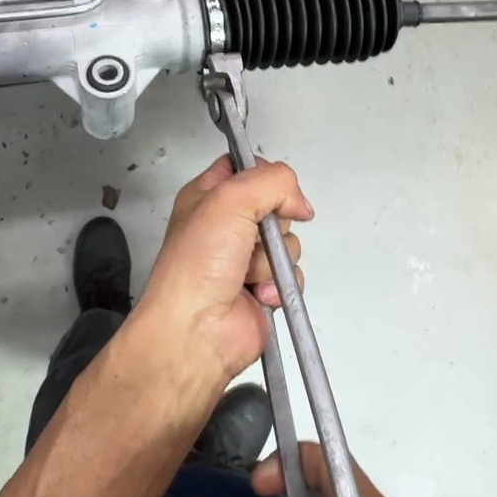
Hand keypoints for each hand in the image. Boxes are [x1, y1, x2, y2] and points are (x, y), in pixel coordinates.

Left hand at [129, 155, 313, 388]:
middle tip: (255, 237)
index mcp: (207, 196)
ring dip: (273, 259)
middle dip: (273, 223)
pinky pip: (291, 275)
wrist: (195, 329)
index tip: (272, 189)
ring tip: (249, 275)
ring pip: (287, 242)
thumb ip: (273, 183)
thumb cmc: (201, 257)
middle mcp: (226, 224)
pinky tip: (259, 295)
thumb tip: (301, 205)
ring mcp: (245, 259)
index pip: (244, 167)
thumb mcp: (230, 199)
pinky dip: (279, 285)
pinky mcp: (263, 289)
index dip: (263, 174)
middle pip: (275, 205)